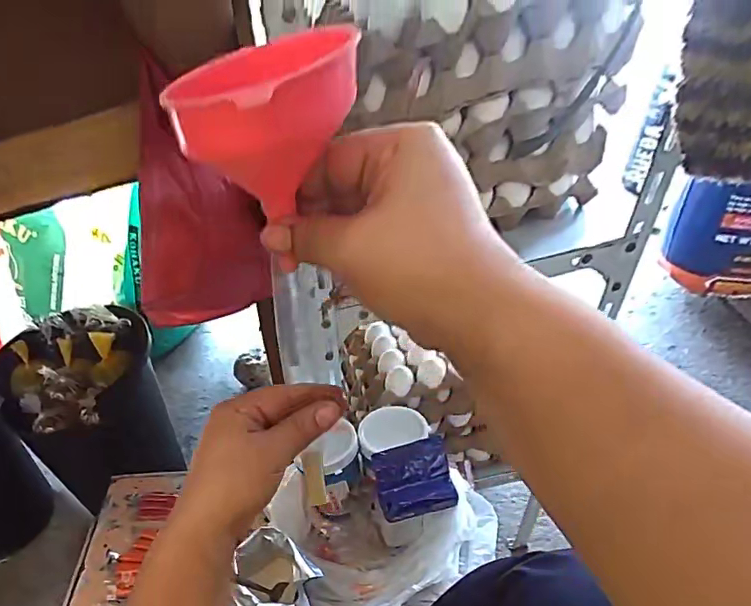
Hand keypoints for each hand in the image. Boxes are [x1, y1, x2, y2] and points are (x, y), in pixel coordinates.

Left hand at [177, 384, 344, 539]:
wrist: (206, 526)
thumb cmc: (237, 483)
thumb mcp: (273, 451)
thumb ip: (303, 427)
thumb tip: (331, 407)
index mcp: (236, 410)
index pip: (282, 393)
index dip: (314, 393)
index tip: (342, 395)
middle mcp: (231, 420)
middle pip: (276, 407)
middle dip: (308, 407)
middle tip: (340, 409)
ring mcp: (232, 443)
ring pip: (272, 427)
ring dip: (299, 424)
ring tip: (326, 424)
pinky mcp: (236, 464)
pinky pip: (267, 444)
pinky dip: (287, 441)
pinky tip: (300, 445)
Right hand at [261, 123, 525, 350]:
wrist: (480, 315)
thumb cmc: (417, 269)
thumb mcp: (351, 249)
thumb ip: (305, 237)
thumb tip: (270, 235)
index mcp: (401, 145)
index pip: (330, 158)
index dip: (294, 192)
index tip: (270, 226)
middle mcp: (416, 164)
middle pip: (345, 185)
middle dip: (313, 221)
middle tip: (283, 255)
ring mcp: (425, 200)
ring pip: (361, 214)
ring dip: (332, 240)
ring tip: (303, 266)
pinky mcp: (428, 235)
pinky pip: (379, 234)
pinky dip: (356, 252)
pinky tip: (336, 272)